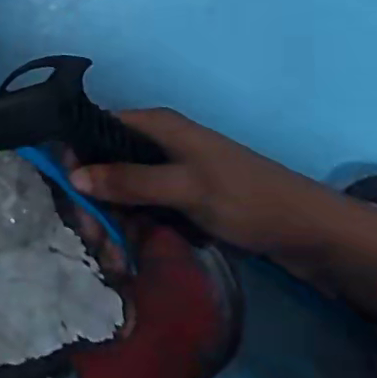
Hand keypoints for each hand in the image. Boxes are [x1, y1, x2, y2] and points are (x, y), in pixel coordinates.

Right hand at [68, 109, 355, 258]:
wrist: (312, 231)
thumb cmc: (246, 198)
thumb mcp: (185, 188)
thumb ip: (129, 181)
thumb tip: (72, 175)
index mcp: (155, 125)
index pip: (96, 127)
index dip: (75, 153)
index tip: (64, 189)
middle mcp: (156, 141)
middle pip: (105, 161)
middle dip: (93, 196)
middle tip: (92, 236)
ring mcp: (169, 169)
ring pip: (121, 186)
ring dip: (112, 216)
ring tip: (111, 253)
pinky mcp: (180, 195)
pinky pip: (142, 204)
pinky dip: (132, 223)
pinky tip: (128, 247)